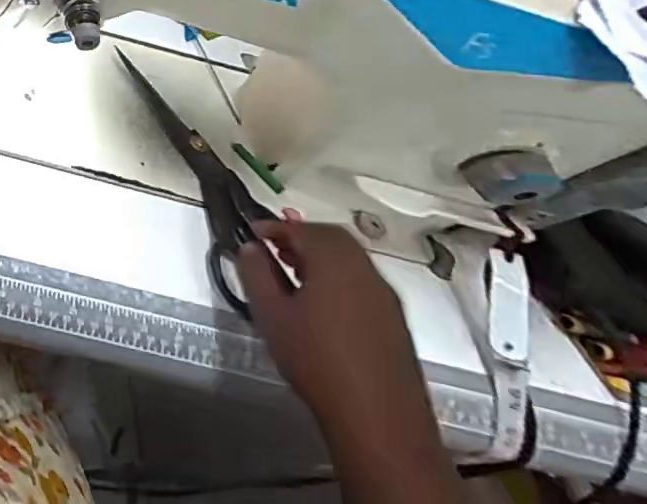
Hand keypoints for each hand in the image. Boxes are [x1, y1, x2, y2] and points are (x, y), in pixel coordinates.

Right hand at [236, 221, 433, 446]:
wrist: (378, 420)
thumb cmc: (315, 358)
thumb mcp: (270, 312)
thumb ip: (256, 272)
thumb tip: (252, 248)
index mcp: (335, 264)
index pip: (303, 229)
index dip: (275, 225)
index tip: (253, 231)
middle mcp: (366, 273)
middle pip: (334, 237)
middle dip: (301, 235)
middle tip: (274, 245)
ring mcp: (386, 298)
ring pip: (351, 259)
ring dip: (321, 255)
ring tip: (292, 270)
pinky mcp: (395, 322)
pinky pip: (362, 281)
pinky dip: (338, 275)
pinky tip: (319, 299)